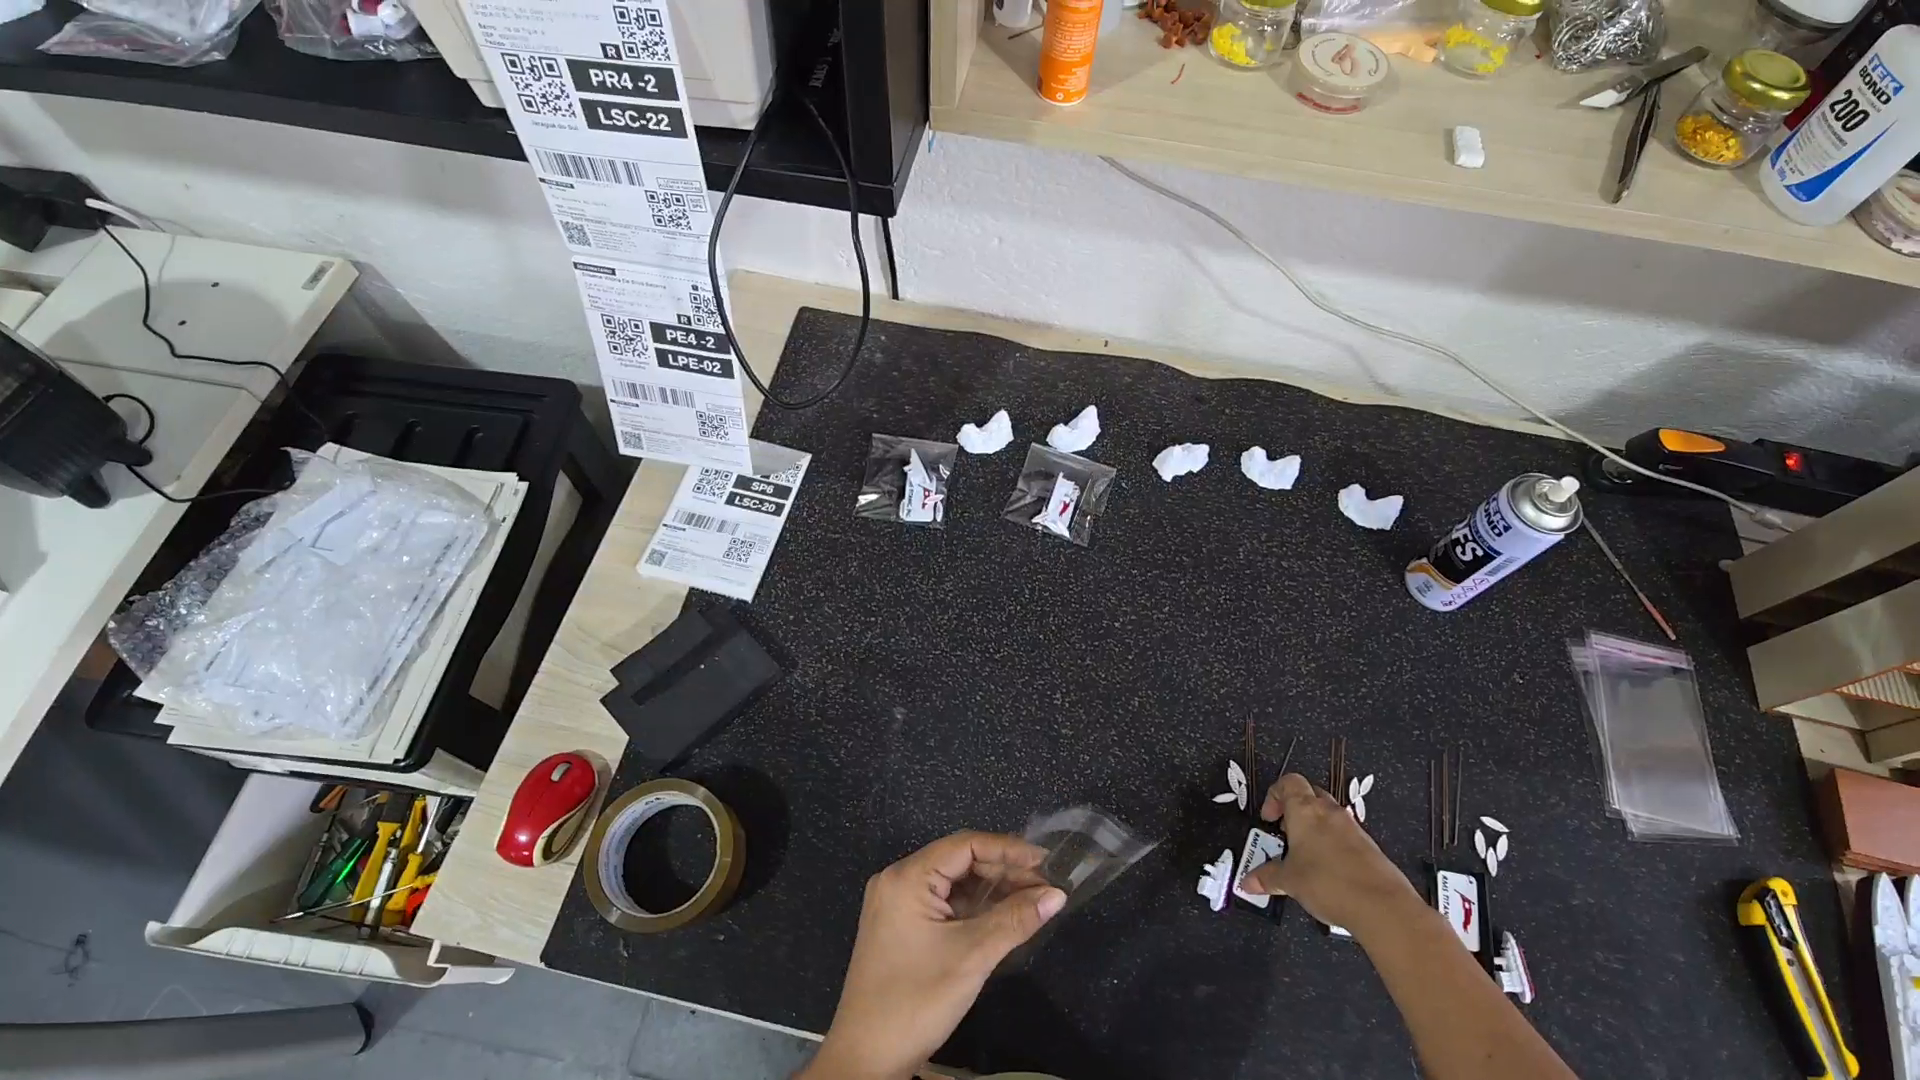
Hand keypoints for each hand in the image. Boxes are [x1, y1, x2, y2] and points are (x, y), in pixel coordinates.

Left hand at [802, 831, 1067, 1079]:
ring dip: (992, 891)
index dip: (1008, 849)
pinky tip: (1004, 917)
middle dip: (1004, 872)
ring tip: (1033, 901)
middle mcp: (898, 881)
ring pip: (953, 884)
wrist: (865, 1058)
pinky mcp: (901, 927)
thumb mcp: (971, 957)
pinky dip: (974, 909)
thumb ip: (1015, 920)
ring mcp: (897, 905)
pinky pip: (944, 904)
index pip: (965, 845)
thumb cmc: (916, 1001)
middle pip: (959, 861)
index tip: (1047, 862)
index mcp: (907, 877)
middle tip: (1046, 888)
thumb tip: (1057, 894)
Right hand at [1242, 773, 1422, 937]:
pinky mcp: (1369, 847)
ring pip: (1328, 816)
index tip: (1269, 819)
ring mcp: (1353, 828)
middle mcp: (1330, 812)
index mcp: (1305, 810)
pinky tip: (1328, 872)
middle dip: (1294, 811)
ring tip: (1305, 857)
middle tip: (1285, 835)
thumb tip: (1248, 882)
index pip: (1288, 782)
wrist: (1382, 906)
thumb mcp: (1289, 881)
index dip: (1274, 796)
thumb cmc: (1328, 882)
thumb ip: (1267, 877)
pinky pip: (1345, 836)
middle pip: (1309, 795)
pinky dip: (1332, 845)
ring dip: (1315, 829)